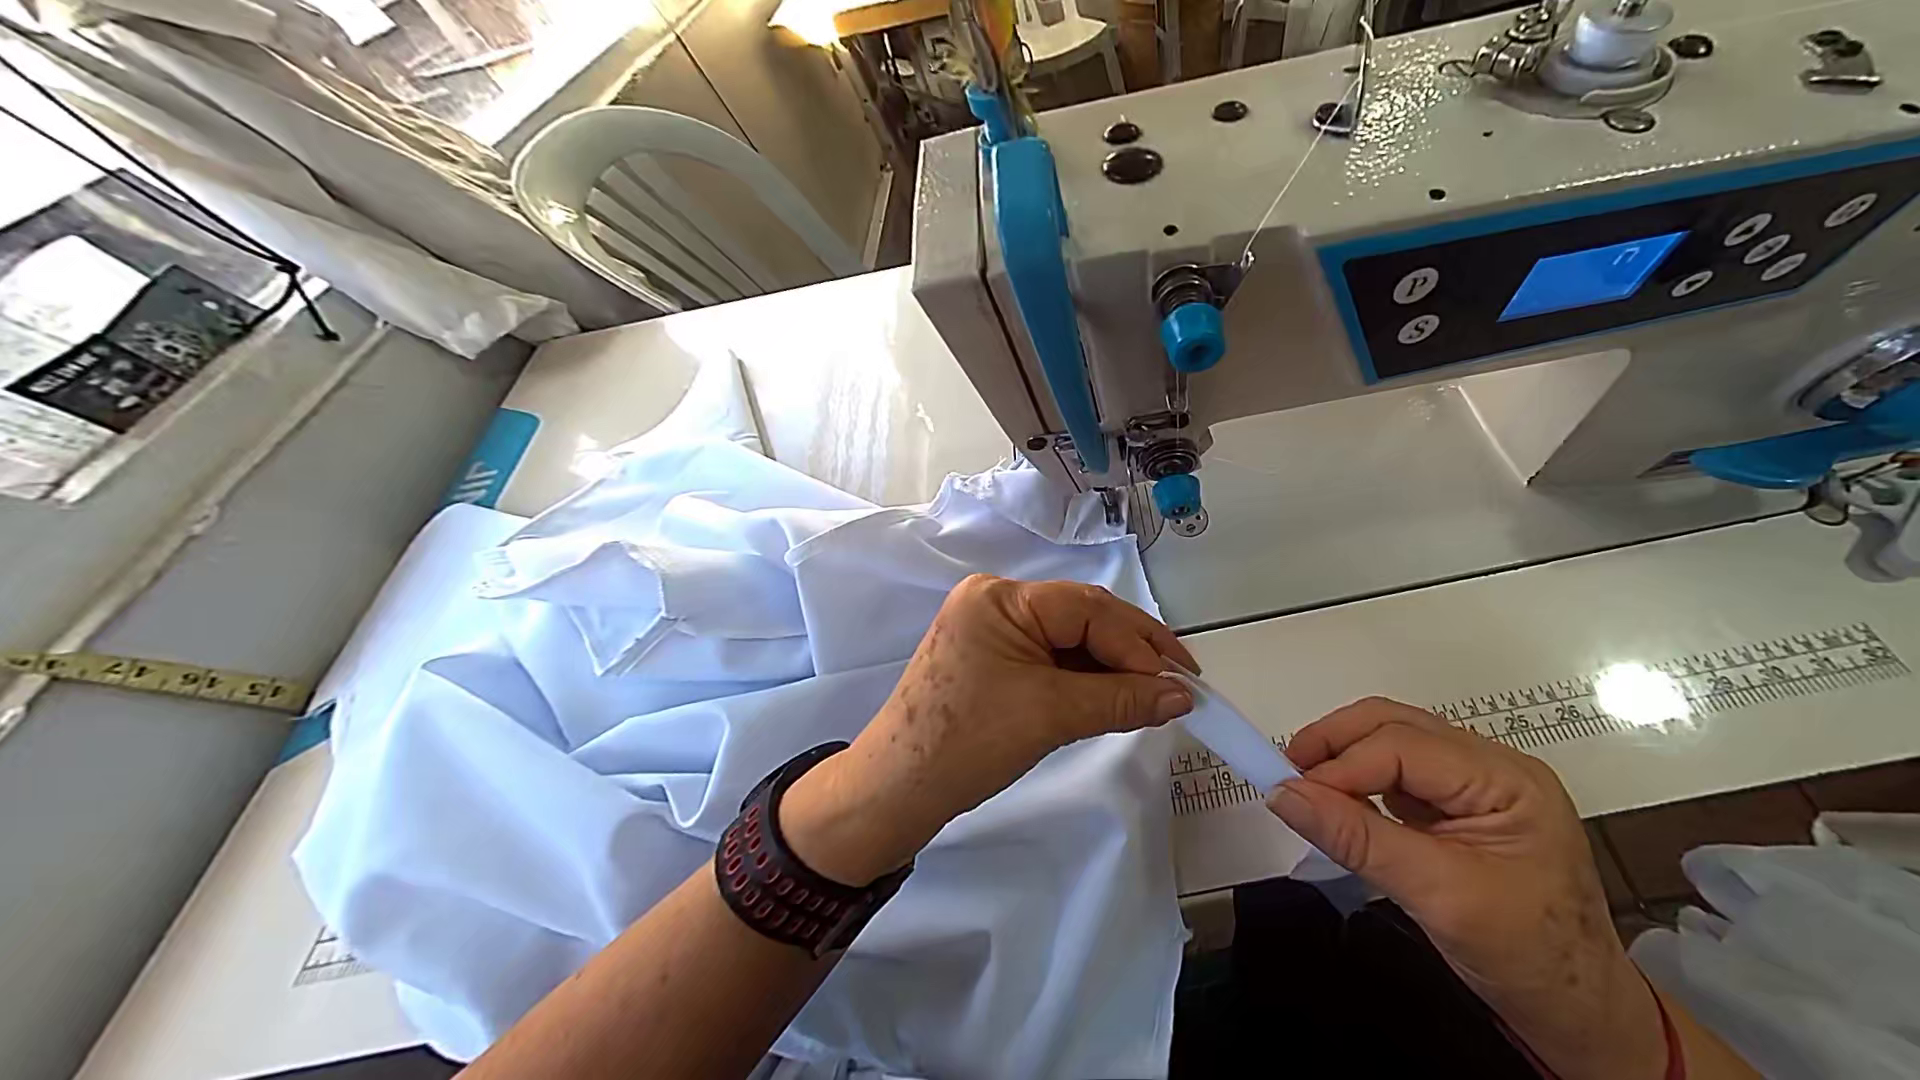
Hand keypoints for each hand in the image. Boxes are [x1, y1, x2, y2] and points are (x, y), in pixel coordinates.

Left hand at [784, 574, 1196, 884]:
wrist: (898, 790)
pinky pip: (1050, 661)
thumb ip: (1121, 700)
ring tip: (1157, 694)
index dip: (1138, 644)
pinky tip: (1116, 698)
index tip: (1180, 682)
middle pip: (1081, 618)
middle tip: (1180, 683)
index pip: (1087, 609)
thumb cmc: (966, 742)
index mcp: (1000, 598)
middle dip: (1131, 653)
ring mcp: (991, 632)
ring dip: (1112, 668)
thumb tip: (1180, 696)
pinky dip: (1085, 681)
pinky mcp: (992, 661)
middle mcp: (995, 603)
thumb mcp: (1049, 715)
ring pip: (1069, 641)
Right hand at [1267, 698, 1666, 1079]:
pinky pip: (1393, 767)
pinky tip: (1339, 802)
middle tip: (1287, 775)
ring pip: (1389, 738)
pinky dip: (1356, 776)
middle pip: (1393, 724)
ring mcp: (1474, 781)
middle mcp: (1491, 766)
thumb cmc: (1527, 957)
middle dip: (1334, 743)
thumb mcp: (1436, 895)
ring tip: (1306, 789)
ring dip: (1341, 756)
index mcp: (1506, 781)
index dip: (1340, 764)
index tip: (1289, 793)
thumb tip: (1283, 795)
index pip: (1402, 747)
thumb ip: (1356, 838)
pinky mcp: (1455, 800)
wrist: (1577, 1012)